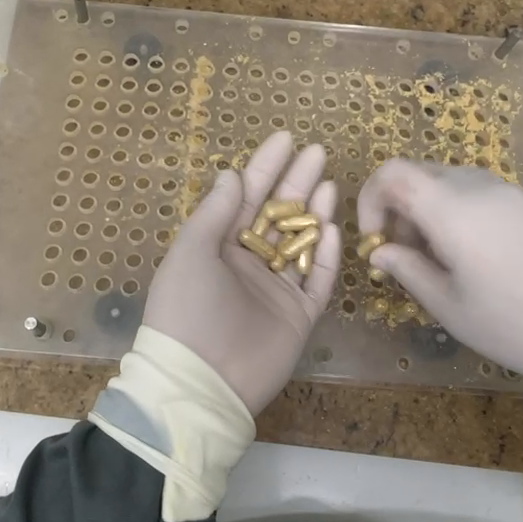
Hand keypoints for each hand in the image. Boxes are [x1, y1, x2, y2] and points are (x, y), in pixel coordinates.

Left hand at [142, 131, 342, 413]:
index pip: (245, 198)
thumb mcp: (191, 253)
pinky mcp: (298, 316)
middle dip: (296, 182)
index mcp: (217, 248)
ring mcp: (275, 290)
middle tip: (317, 151)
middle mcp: (247, 264)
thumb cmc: (188, 310)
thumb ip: (215, 213)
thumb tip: (231, 174)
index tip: (285, 139)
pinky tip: (335, 227)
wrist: (202, 382)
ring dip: (314, 212)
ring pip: (301, 242)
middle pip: (277, 215)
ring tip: (330, 181)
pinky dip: (327, 255)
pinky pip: (317, 280)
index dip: (264, 167)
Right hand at [355, 159, 522, 380]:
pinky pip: (487, 197)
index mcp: (450, 208)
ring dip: (433, 213)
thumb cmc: (516, 323)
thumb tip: (382, 251)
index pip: (392, 174)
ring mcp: (514, 192)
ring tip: (444, 262)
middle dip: (401, 210)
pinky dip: (466, 216)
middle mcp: (480, 187)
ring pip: (455, 185)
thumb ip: (409, 270)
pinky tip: (483, 261)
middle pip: (421, 175)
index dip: (371, 200)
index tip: (376, 241)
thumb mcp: (450, 307)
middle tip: (407, 256)